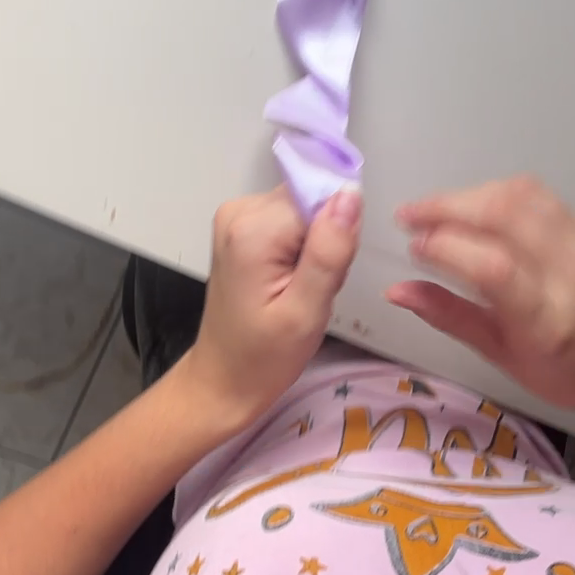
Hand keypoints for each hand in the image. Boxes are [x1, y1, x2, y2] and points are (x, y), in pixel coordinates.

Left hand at [179, 186, 360, 421]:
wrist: (224, 379)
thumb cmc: (264, 357)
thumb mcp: (306, 312)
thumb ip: (330, 251)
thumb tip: (350, 194)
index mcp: (253, 230)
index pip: (321, 200)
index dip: (336, 236)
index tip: (325, 275)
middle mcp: (240, 211)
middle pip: (312, 202)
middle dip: (326, 242)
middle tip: (313, 289)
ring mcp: (238, 216)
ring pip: (307, 211)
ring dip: (316, 248)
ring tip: (301, 290)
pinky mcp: (243, 227)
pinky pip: (293, 221)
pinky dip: (302, 250)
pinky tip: (292, 282)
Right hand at [387, 177, 574, 421]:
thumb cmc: (561, 375)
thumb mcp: (499, 356)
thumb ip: (448, 316)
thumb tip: (395, 290)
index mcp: (548, 322)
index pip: (492, 267)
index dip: (445, 247)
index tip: (411, 247)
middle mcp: (572, 276)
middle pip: (505, 215)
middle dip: (448, 207)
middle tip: (408, 217)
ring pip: (521, 195)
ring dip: (469, 195)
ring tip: (433, 211)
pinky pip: (537, 197)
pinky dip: (495, 195)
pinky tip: (471, 209)